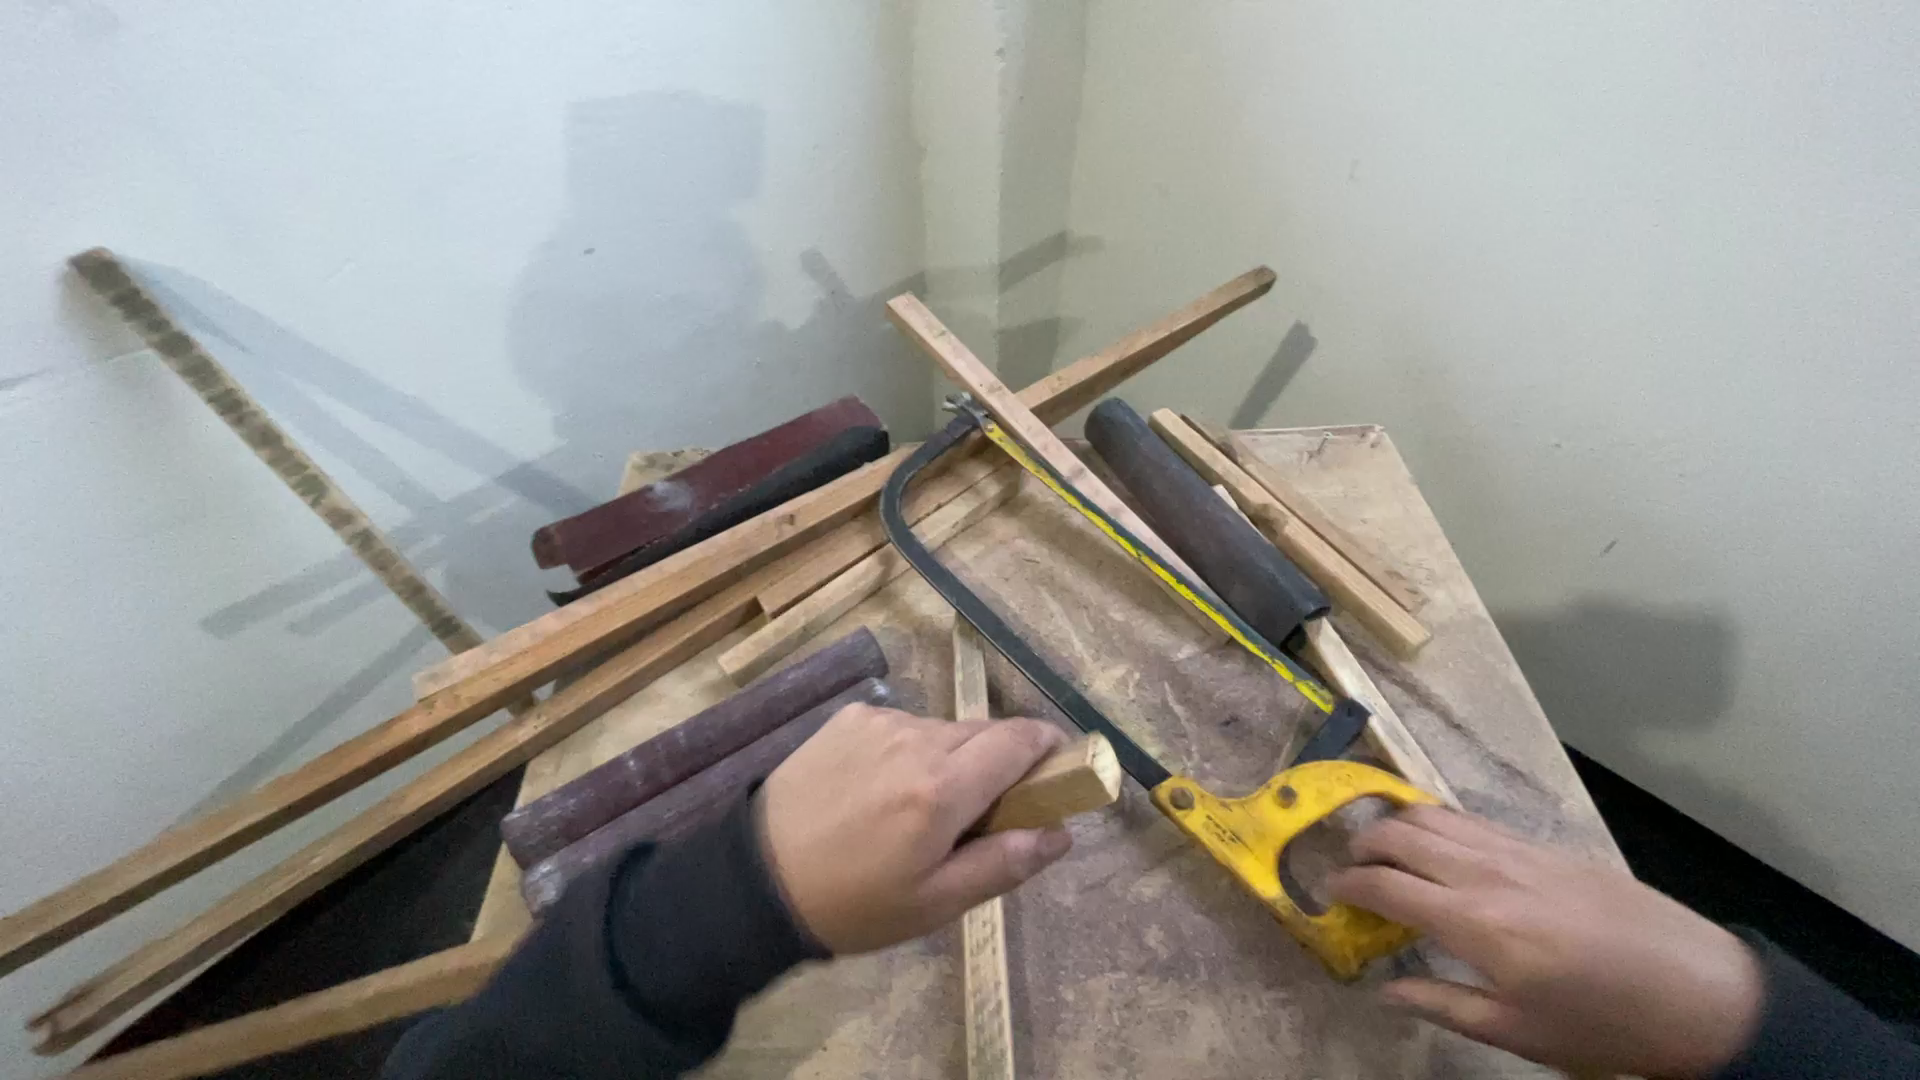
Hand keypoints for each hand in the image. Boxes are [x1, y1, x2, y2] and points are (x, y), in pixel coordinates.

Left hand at [758, 704, 1072, 952]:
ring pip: (945, 729)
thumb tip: (1061, 833)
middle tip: (984, 807)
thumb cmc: (853, 903)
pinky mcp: (851, 715)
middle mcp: (917, 738)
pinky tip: (883, 787)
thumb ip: (1004, 862)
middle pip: (985, 732)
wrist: (756, 878)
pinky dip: (912, 749)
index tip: (1057, 766)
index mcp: (942, 788)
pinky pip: (904, 725)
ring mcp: (881, 720)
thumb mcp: (934, 903)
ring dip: (953, 757)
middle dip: (999, 761)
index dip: (1048, 745)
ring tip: (922, 805)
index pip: (1019, 740)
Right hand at [1329, 806, 1763, 1078]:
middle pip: (1396, 834)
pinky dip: (1433, 822)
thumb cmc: (1607, 1025)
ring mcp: (1512, 850)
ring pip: (1428, 815)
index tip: (1331, 891)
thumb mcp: (1521, 1032)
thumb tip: (1382, 991)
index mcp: (1476, 925)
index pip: (1384, 885)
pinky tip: (1435, 843)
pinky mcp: (1538, 843)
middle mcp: (1484, 873)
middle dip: (1360, 845)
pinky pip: (1466, 817)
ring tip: (1385, 847)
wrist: (1706, 995)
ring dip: (1393, 825)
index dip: (1347, 884)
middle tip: (1351, 867)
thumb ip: (1442, 1005)